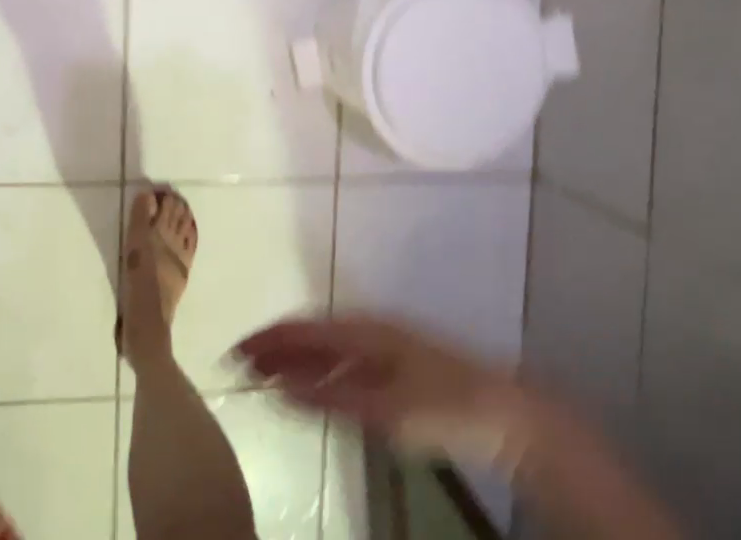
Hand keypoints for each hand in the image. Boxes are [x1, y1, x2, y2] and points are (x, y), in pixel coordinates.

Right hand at [233, 316, 537, 465]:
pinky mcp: (396, 365)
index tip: (235, 349)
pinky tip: (310, 388)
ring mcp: (386, 346)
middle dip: (277, 347)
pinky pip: (345, 361)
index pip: (305, 327)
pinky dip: (320, 371)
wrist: (505, 413)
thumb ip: (332, 396)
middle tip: (242, 363)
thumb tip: (281, 385)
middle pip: (313, 333)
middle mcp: (371, 329)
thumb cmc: (444, 404)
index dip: (269, 337)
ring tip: (266, 374)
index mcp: (367, 329)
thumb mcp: (385, 406)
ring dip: (296, 359)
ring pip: (329, 347)